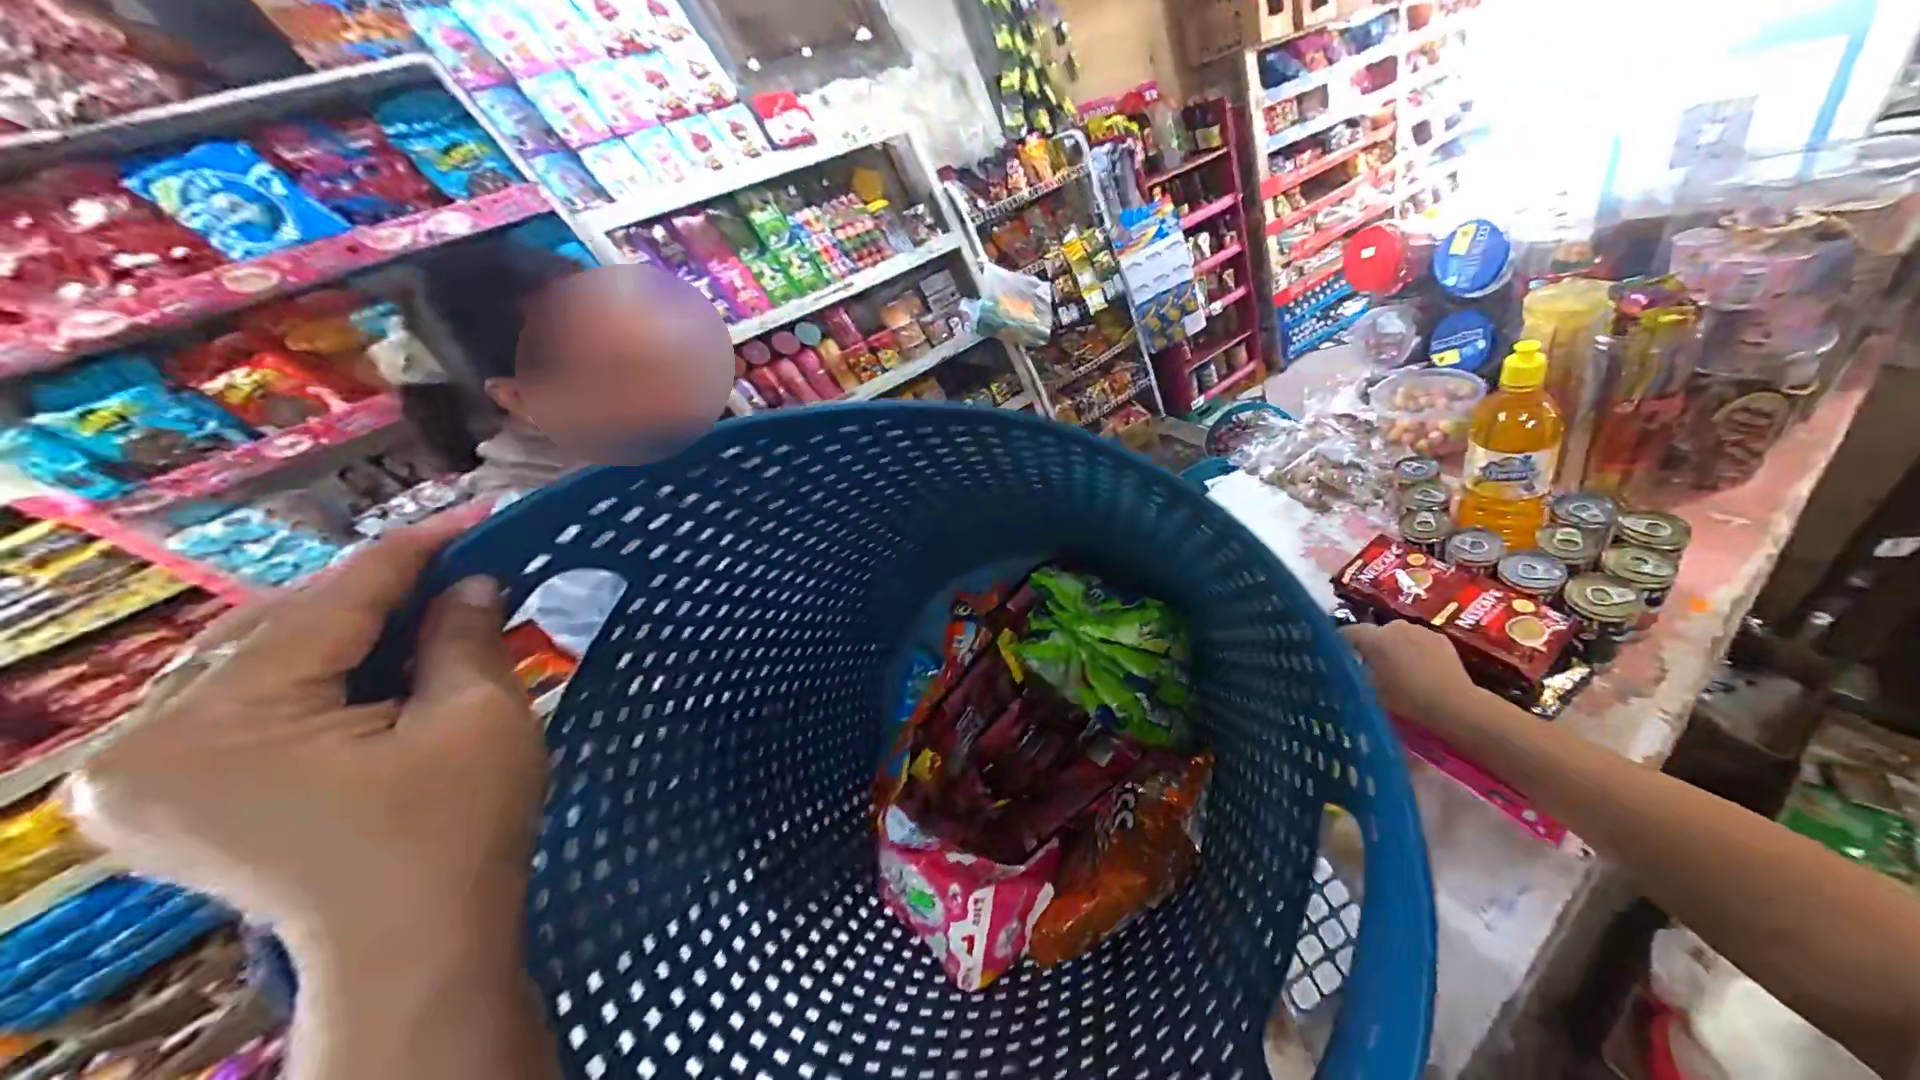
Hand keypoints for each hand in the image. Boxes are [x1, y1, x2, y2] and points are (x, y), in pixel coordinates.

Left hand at [67, 513, 544, 959]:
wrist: (418, 949)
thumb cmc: (456, 834)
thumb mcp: (479, 718)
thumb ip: (464, 634)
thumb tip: (470, 580)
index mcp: (213, 729)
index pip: (330, 604)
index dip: (417, 551)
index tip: (480, 514)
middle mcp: (142, 744)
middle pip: (283, 626)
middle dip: (383, 592)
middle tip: (464, 564)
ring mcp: (142, 774)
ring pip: (263, 655)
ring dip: (353, 627)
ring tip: (431, 604)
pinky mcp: (170, 791)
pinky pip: (250, 696)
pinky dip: (323, 669)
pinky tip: (382, 657)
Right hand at [1341, 620, 1483, 726]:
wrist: (1454, 703)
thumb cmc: (1405, 697)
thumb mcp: (1368, 687)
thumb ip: (1355, 670)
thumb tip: (1347, 663)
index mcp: (1373, 638)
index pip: (1346, 632)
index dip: (1339, 643)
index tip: (1339, 656)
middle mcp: (1394, 626)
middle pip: (1374, 632)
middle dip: (1371, 645)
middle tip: (1372, 665)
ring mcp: (1420, 630)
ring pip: (1398, 635)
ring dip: (1394, 645)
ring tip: (1399, 666)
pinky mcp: (1440, 637)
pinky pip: (1418, 640)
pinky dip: (1415, 649)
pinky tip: (1420, 667)